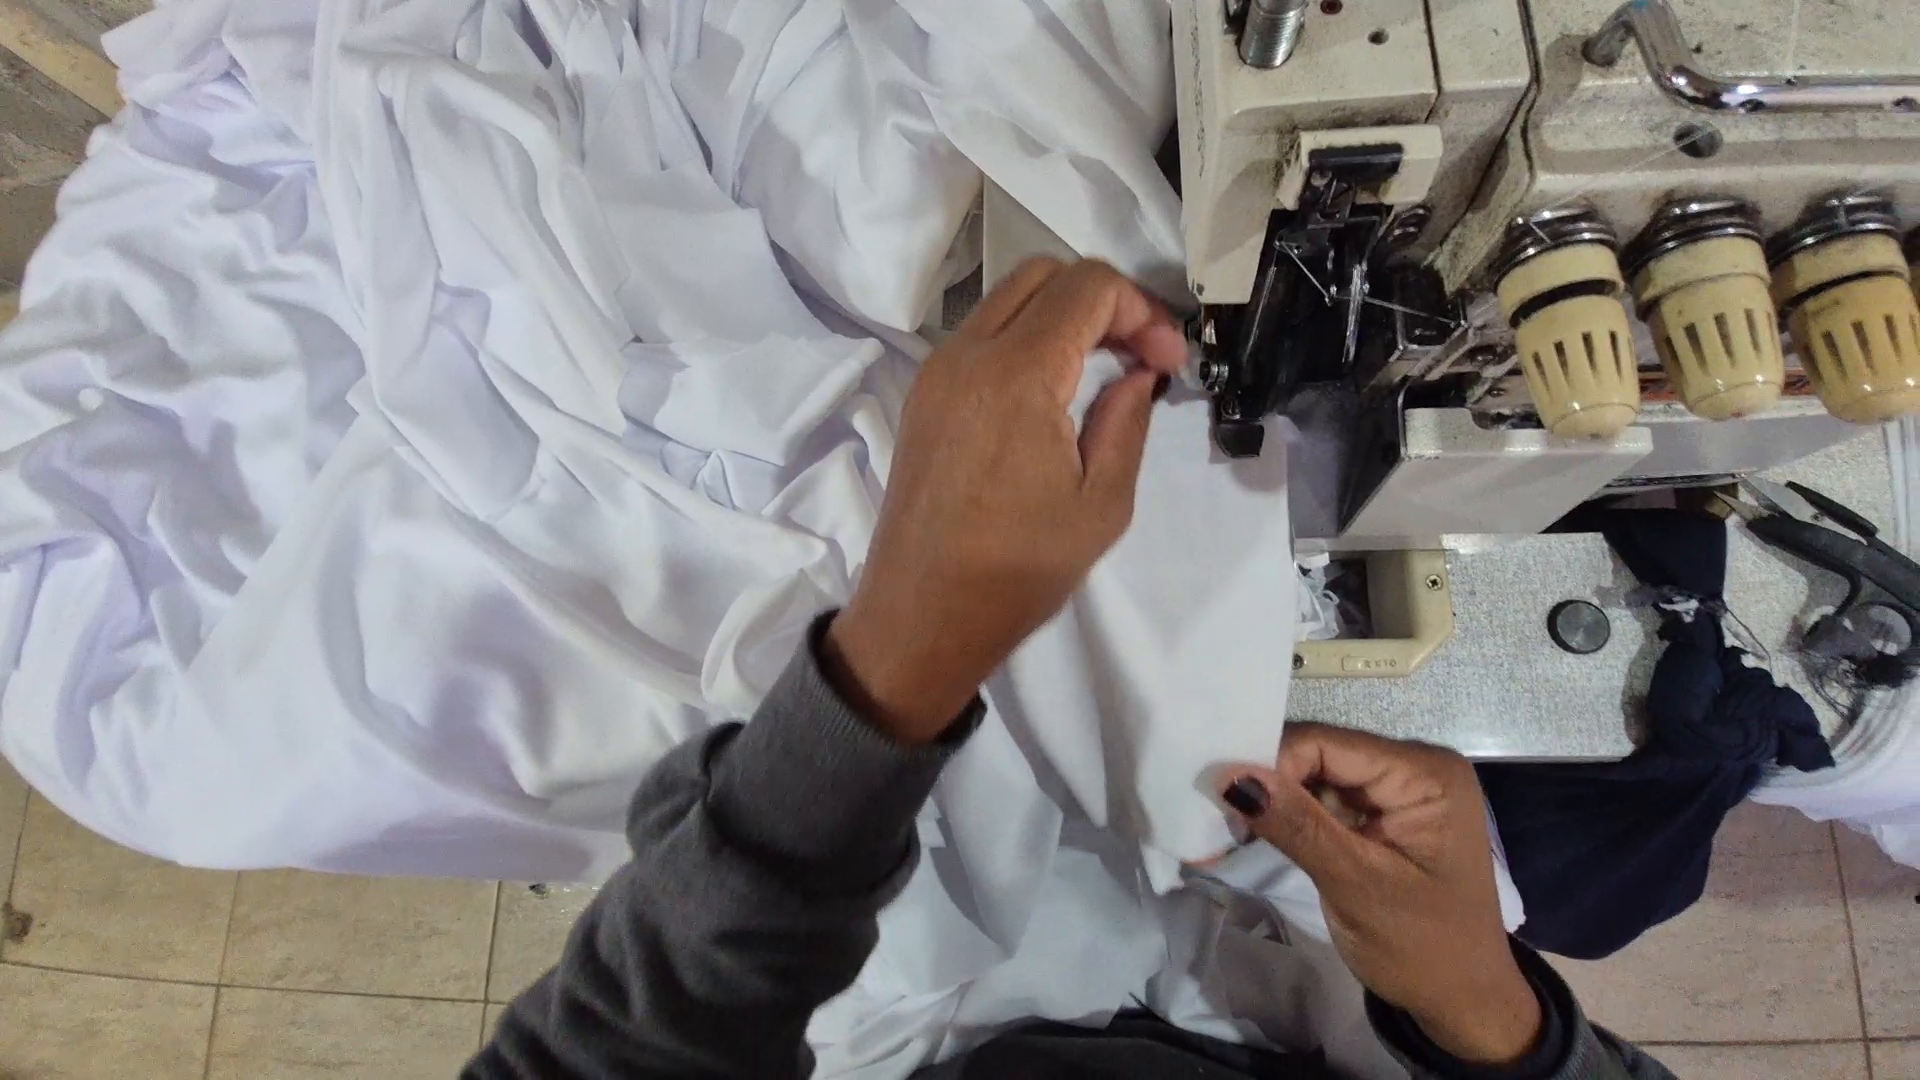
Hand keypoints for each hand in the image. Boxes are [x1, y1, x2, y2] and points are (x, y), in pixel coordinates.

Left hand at [824, 257, 1186, 742]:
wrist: (921, 616)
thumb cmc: (1016, 573)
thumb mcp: (1101, 505)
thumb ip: (1127, 421)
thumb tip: (1137, 372)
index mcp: (1015, 375)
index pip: (1087, 287)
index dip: (1142, 309)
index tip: (1169, 360)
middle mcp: (965, 357)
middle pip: (1042, 276)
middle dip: (1103, 298)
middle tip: (1139, 353)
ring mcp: (934, 375)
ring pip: (1005, 302)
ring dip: (1061, 316)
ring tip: (1102, 368)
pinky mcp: (921, 399)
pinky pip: (978, 338)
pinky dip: (1023, 340)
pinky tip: (1051, 390)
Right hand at [1223, 723, 1542, 1065]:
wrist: (1462, 1005)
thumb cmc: (1423, 950)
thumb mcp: (1356, 886)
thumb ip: (1296, 825)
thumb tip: (1230, 776)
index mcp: (1424, 774)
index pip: (1325, 743)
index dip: (1274, 766)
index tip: (1235, 807)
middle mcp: (1412, 765)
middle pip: (1318, 751)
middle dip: (1271, 782)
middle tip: (1230, 819)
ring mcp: (1396, 786)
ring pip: (1313, 770)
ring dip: (1277, 798)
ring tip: (1242, 828)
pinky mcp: (1379, 807)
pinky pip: (1322, 791)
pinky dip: (1291, 811)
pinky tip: (1267, 830)